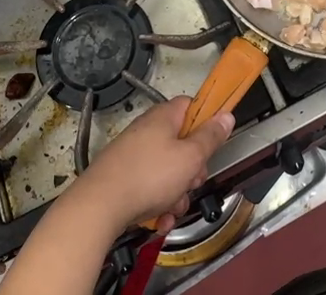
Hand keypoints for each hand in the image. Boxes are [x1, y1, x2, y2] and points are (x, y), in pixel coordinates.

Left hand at [65, 97, 234, 233]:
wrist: (99, 207)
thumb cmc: (149, 176)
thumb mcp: (190, 157)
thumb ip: (211, 137)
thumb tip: (226, 115)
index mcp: (164, 117)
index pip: (191, 105)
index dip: (205, 121)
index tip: (212, 141)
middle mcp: (147, 131)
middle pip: (181, 143)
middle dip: (192, 168)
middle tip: (193, 181)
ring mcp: (133, 154)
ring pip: (167, 170)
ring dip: (176, 192)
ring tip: (172, 208)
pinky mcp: (123, 177)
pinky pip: (150, 186)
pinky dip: (158, 203)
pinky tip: (159, 219)